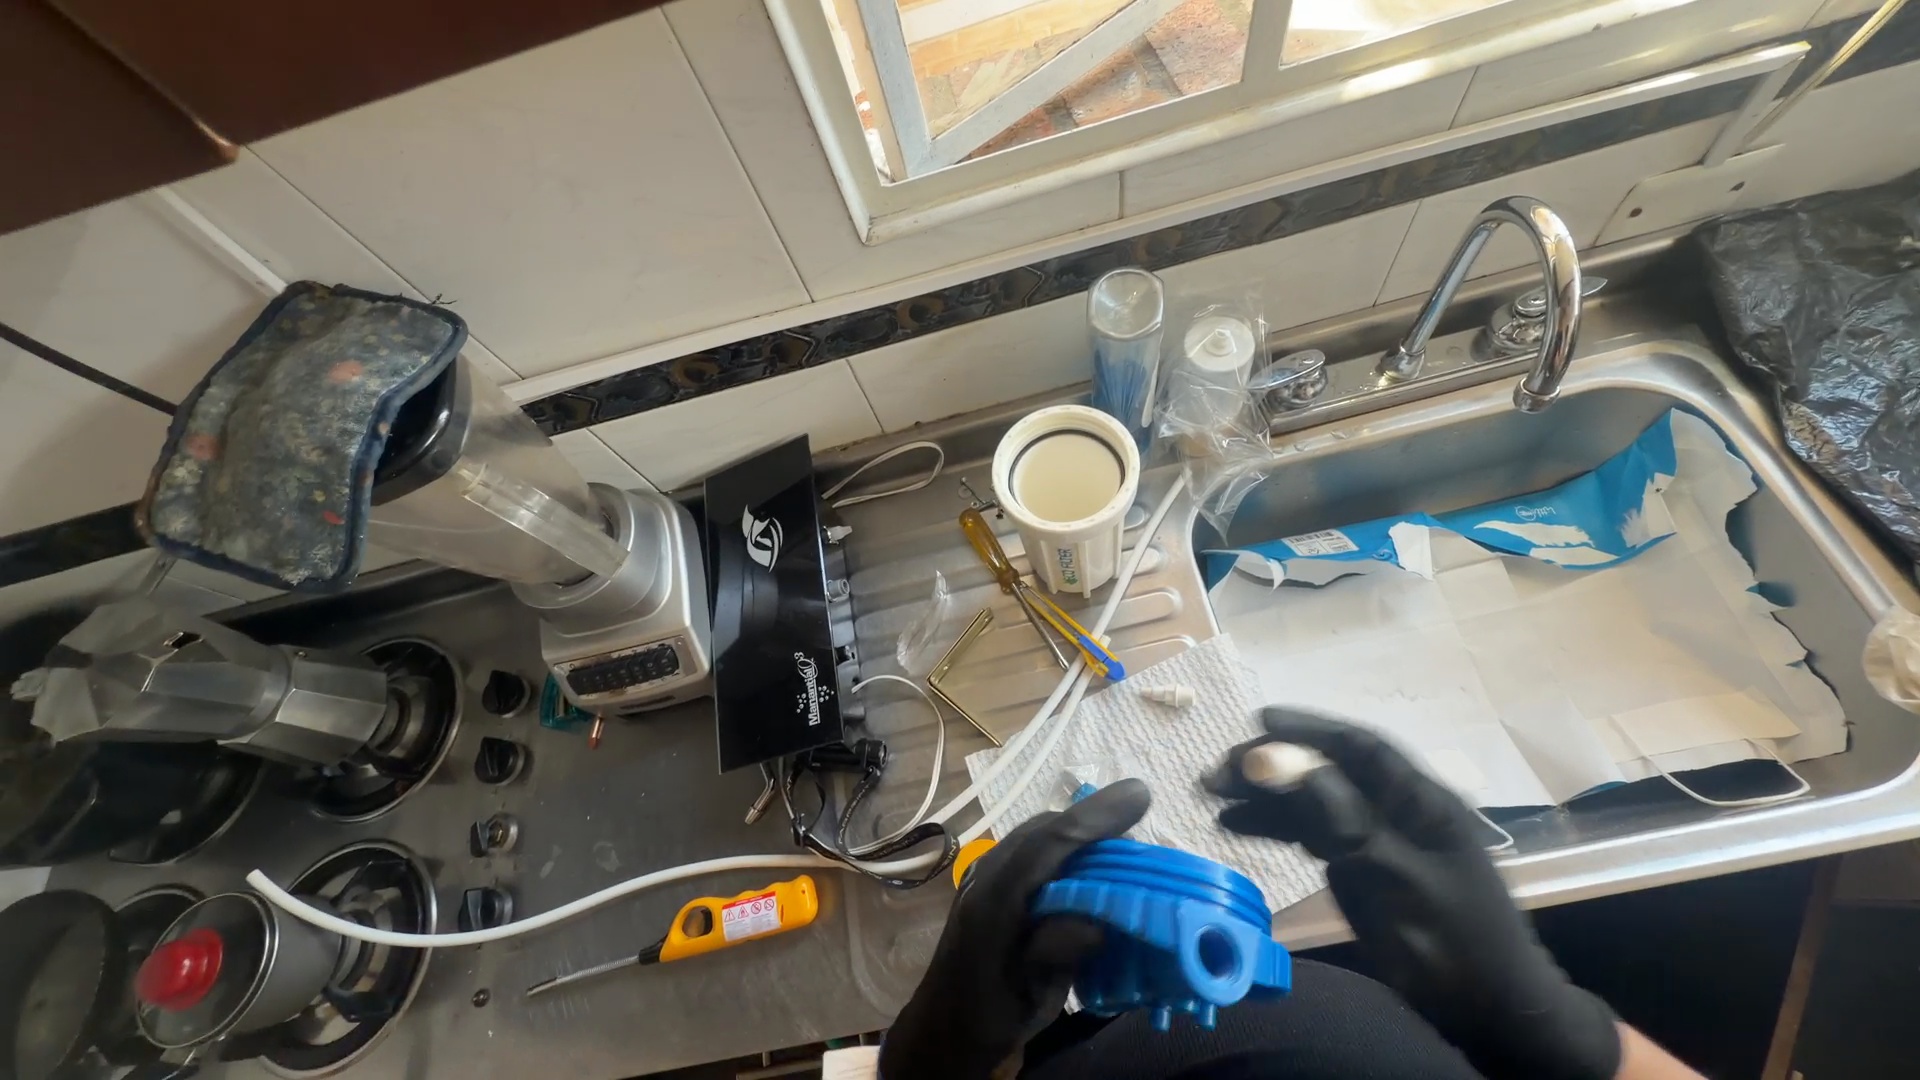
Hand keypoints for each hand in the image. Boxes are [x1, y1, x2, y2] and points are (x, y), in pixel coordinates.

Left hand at [880, 780, 1150, 1079]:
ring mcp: (987, 872)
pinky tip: (1091, 861)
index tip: (1140, 794)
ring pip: (1040, 833)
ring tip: (1123, 840)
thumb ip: (1057, 955)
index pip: (1046, 843)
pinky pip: (1034, 848)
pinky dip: (1067, 846)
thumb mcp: (1029, 996)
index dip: (1094, 818)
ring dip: (1081, 831)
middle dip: (1094, 820)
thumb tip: (1097, 923)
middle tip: (1140, 822)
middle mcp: (988, 874)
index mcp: (994, 900)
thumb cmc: (987, 1013)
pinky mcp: (993, 879)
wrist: (943, 1025)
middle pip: (1045, 829)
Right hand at [1210, 709, 1620, 1079]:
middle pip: (1324, 771)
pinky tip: (1235, 824)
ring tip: (1212, 792)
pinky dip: (1272, 826)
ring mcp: (1374, 837)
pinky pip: (1309, 833)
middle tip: (1218, 771)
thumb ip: (1343, 818)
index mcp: (1418, 801)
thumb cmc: (1452, 942)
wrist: (1489, 1012)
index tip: (1259, 721)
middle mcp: (1392, 809)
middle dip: (1270, 765)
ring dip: (1262, 795)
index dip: (1308, 728)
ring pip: (1310, 801)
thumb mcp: (1397, 877)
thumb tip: (1290, 764)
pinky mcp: (1360, 865)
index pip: (1359, 747)